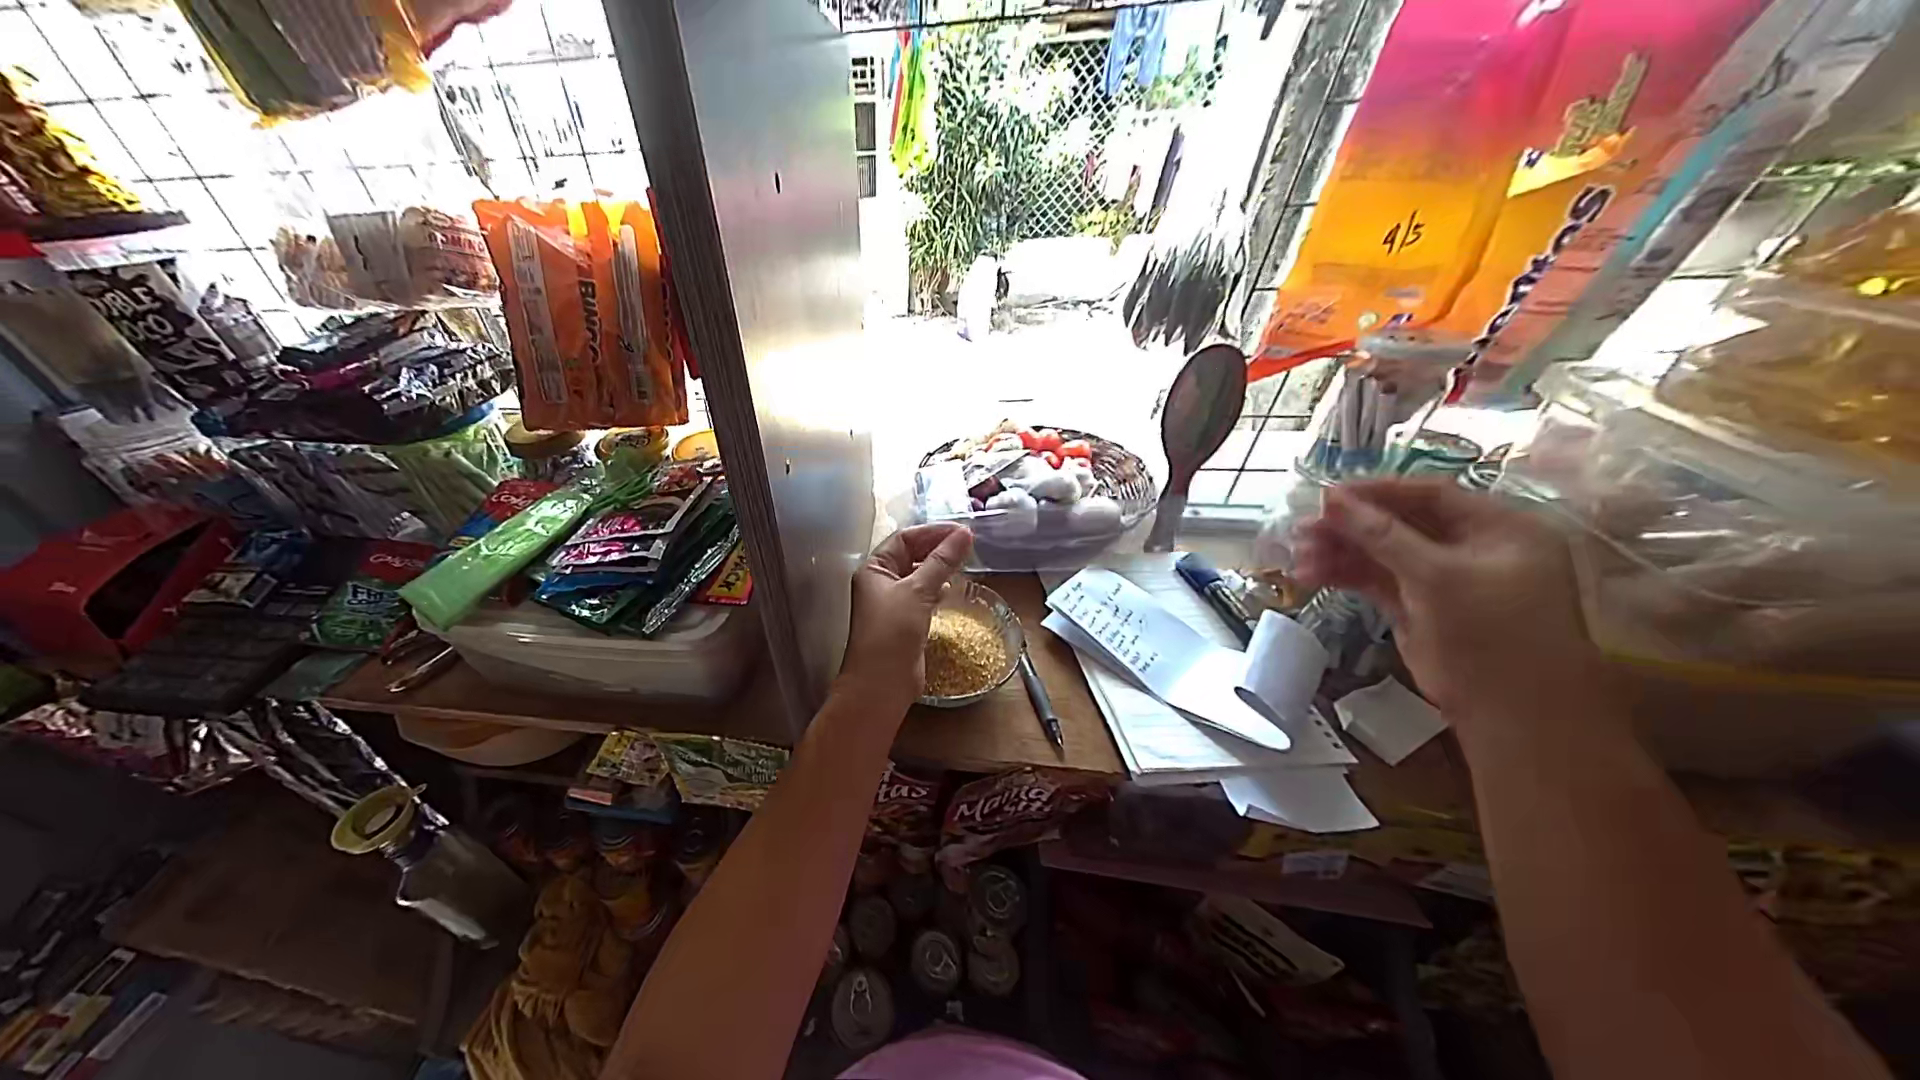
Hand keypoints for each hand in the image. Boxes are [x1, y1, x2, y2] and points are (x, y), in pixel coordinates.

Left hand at [839, 523, 973, 708]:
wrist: (881, 684)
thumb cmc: (892, 632)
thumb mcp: (917, 590)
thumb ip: (942, 561)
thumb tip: (964, 534)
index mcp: (874, 569)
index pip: (904, 538)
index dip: (932, 532)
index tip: (962, 531)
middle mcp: (880, 582)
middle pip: (911, 554)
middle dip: (937, 548)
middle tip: (968, 545)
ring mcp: (892, 603)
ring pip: (918, 575)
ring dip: (939, 567)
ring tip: (964, 563)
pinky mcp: (905, 621)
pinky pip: (923, 595)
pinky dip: (937, 588)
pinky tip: (950, 589)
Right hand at [1291, 479, 1605, 730]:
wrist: (1510, 712)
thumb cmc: (1492, 633)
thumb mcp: (1437, 576)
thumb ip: (1382, 535)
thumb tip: (1332, 499)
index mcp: (1496, 528)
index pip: (1429, 495)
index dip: (1376, 492)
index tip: (1327, 495)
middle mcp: (1468, 547)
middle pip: (1398, 523)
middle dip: (1348, 526)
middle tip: (1302, 529)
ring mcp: (1439, 578)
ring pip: (1380, 553)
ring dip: (1338, 552)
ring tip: (1298, 557)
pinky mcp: (1415, 605)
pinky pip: (1373, 579)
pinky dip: (1342, 575)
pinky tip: (1310, 576)